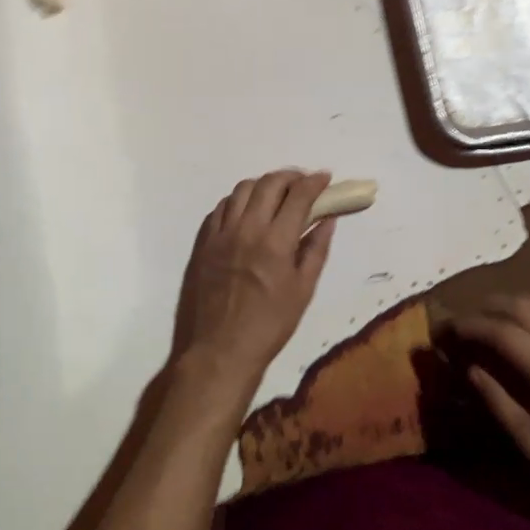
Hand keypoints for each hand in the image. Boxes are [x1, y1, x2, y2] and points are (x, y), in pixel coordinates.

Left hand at [171, 169, 335, 390]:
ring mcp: (220, 234)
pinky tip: (246, 213)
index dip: (314, 182)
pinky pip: (220, 209)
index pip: (298, 195)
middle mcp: (246, 229)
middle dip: (290, 176)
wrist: (218, 352)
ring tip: (274, 195)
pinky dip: (237, 202)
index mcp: (275, 242)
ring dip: (262, 185)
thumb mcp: (303, 291)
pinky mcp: (202, 243)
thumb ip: (316, 250)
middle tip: (302, 183)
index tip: (325, 178)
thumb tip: (327, 219)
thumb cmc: (269, 327)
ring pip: (241, 190)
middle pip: (269, 183)